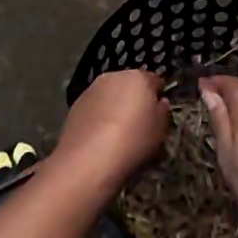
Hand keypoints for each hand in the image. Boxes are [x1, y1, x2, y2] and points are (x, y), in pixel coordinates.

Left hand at [55, 69, 168, 192]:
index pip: (155, 81)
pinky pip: (95, 108)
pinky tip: (100, 137)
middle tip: (138, 123)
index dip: (158, 97)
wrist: (88, 160)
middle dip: (135, 99)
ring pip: (110, 96)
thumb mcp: (161, 128)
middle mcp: (114, 77)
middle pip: (130, 85)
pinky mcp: (74, 106)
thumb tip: (158, 102)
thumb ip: (163, 110)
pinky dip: (99, 117)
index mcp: (139, 77)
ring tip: (116, 132)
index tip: (157, 115)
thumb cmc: (133, 140)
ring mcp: (91, 90)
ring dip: (115, 107)